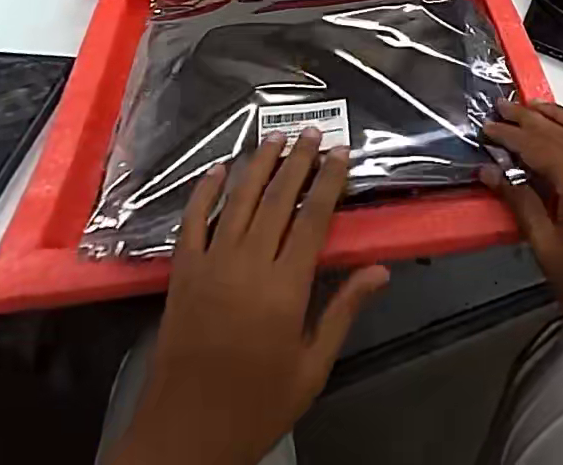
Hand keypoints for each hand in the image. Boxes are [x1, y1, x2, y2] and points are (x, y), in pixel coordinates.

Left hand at [109, 130, 390, 464]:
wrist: (187, 432)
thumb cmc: (258, 404)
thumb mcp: (312, 367)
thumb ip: (343, 311)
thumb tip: (379, 270)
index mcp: (285, 287)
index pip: (313, 218)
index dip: (328, 181)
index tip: (340, 153)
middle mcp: (248, 263)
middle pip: (277, 199)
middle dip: (298, 161)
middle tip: (312, 132)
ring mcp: (211, 261)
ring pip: (238, 199)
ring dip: (258, 164)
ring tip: (275, 137)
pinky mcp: (183, 269)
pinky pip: (193, 220)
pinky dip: (206, 191)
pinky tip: (218, 169)